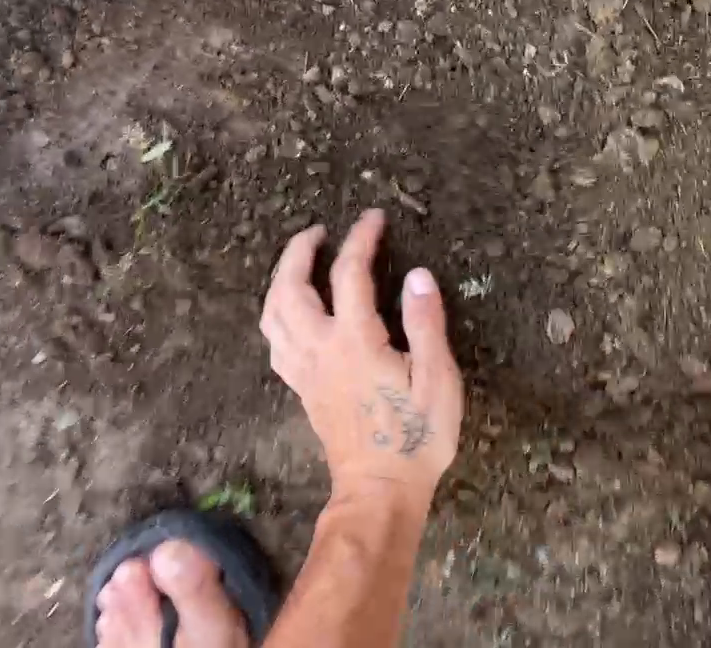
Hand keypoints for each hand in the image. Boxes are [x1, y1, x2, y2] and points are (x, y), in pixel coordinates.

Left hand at [262, 210, 463, 503]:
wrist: (379, 493)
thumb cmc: (416, 437)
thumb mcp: (437, 378)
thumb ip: (425, 323)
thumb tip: (417, 275)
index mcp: (354, 341)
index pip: (350, 274)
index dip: (361, 239)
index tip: (373, 218)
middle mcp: (320, 350)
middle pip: (291, 289)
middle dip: (300, 252)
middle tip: (320, 231)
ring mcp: (305, 371)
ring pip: (273, 315)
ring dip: (281, 280)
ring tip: (301, 261)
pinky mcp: (303, 389)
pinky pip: (276, 342)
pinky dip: (278, 314)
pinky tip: (293, 311)